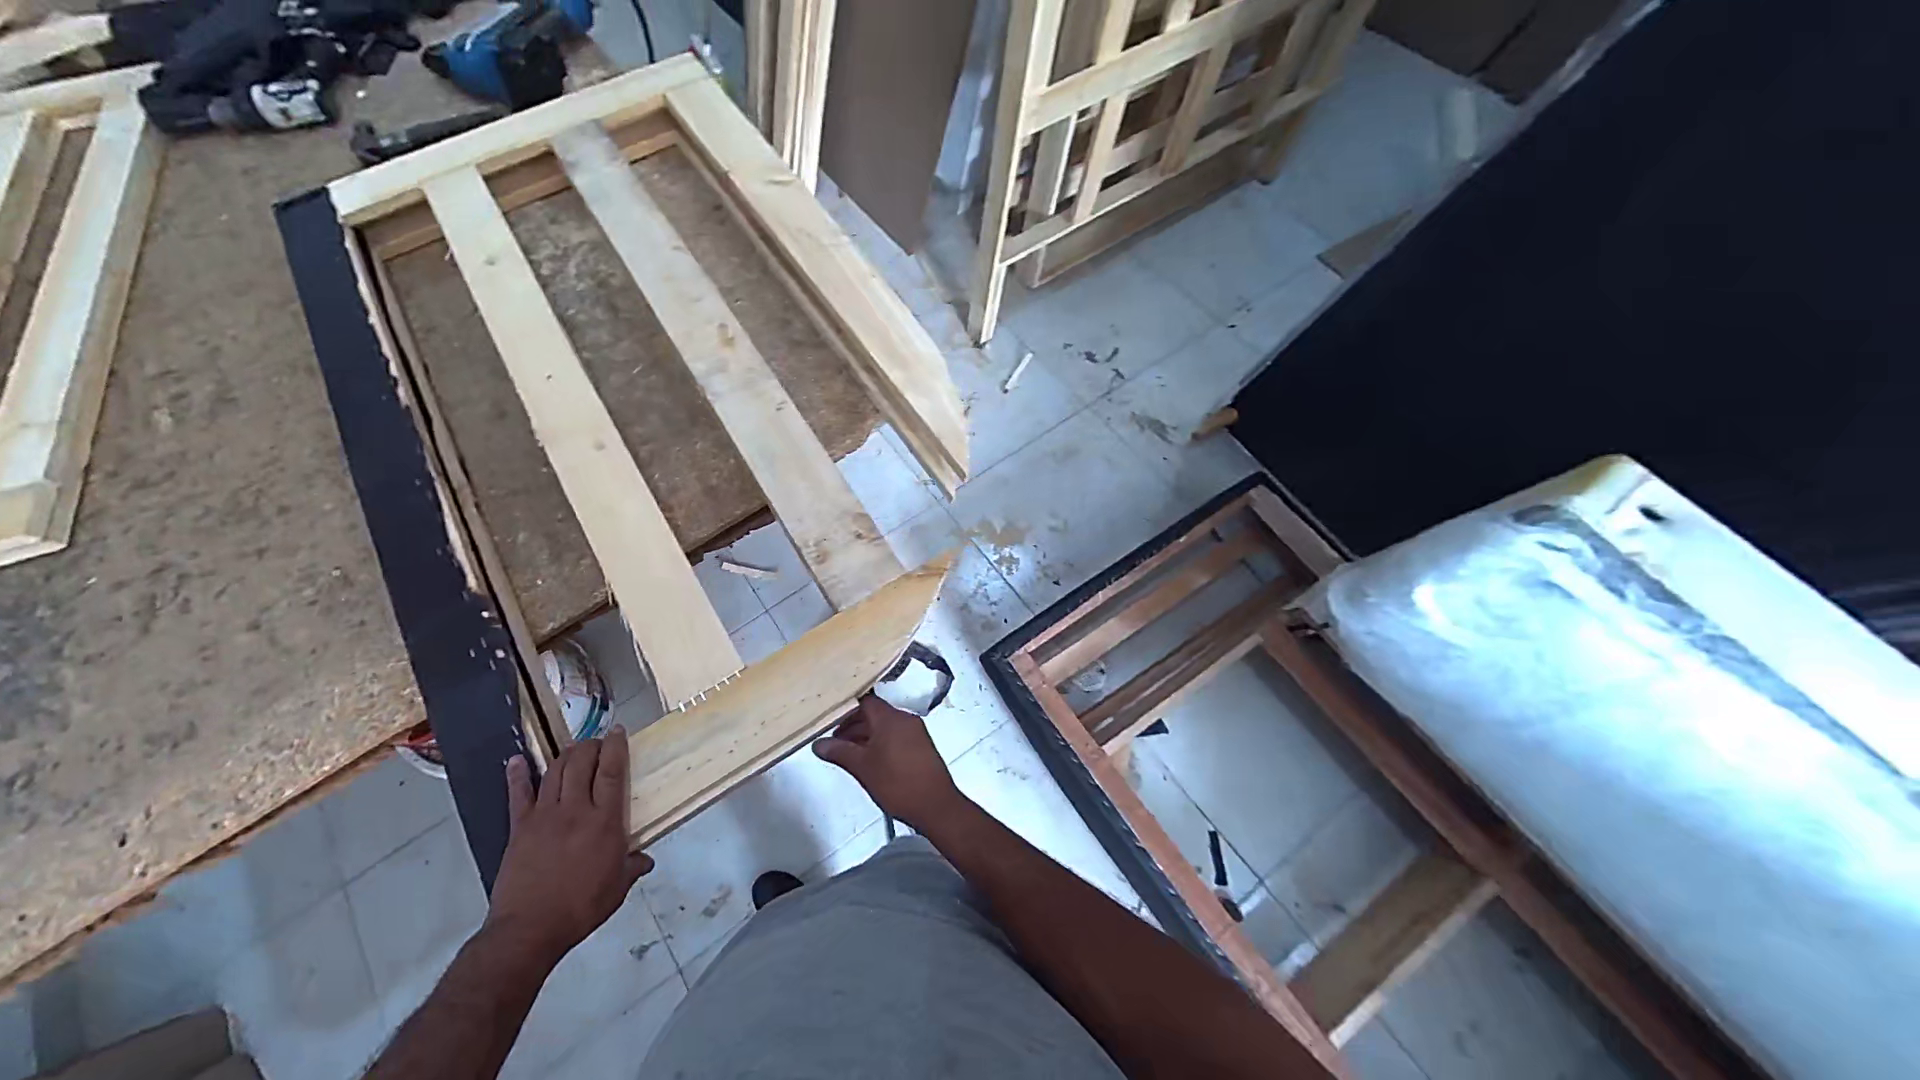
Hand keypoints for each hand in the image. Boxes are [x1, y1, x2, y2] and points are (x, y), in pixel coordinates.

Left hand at [484, 729, 653, 965]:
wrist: (529, 929)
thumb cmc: (581, 907)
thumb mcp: (617, 887)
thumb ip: (633, 867)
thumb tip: (646, 860)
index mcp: (604, 821)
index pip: (612, 772)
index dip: (615, 747)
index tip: (618, 732)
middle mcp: (575, 810)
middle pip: (582, 764)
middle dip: (591, 745)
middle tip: (598, 741)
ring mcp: (544, 817)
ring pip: (555, 772)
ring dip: (565, 755)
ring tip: (574, 748)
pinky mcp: (520, 828)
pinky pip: (518, 795)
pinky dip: (517, 775)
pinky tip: (516, 761)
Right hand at [812, 695, 972, 831]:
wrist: (934, 805)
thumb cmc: (897, 783)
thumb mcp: (862, 767)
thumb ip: (839, 752)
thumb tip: (818, 744)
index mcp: (890, 718)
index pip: (865, 702)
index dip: (846, 711)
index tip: (830, 724)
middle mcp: (905, 719)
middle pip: (875, 714)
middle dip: (854, 726)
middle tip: (835, 743)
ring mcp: (916, 733)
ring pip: (885, 727)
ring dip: (866, 737)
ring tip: (849, 755)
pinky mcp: (922, 747)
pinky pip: (897, 737)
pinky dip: (881, 744)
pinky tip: (871, 762)